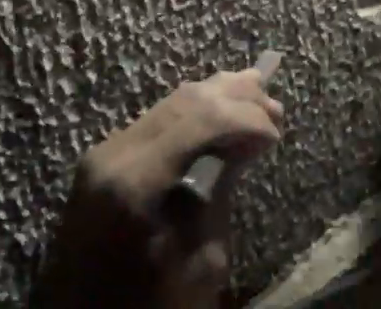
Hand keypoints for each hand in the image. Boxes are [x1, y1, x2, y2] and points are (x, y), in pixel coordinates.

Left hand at [33, 68, 284, 308]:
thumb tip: (247, 142)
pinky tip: (219, 107)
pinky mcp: (104, 159)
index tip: (277, 132)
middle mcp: (113, 154)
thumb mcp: (199, 263)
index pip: (199, 120)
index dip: (244, 118)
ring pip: (168, 103)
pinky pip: (156, 119)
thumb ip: (220, 192)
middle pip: (183, 102)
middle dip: (234, 98)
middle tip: (274, 107)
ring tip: (256, 92)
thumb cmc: (149, 306)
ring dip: (214, 96)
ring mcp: (103, 153)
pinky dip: (192, 111)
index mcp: (134, 182)